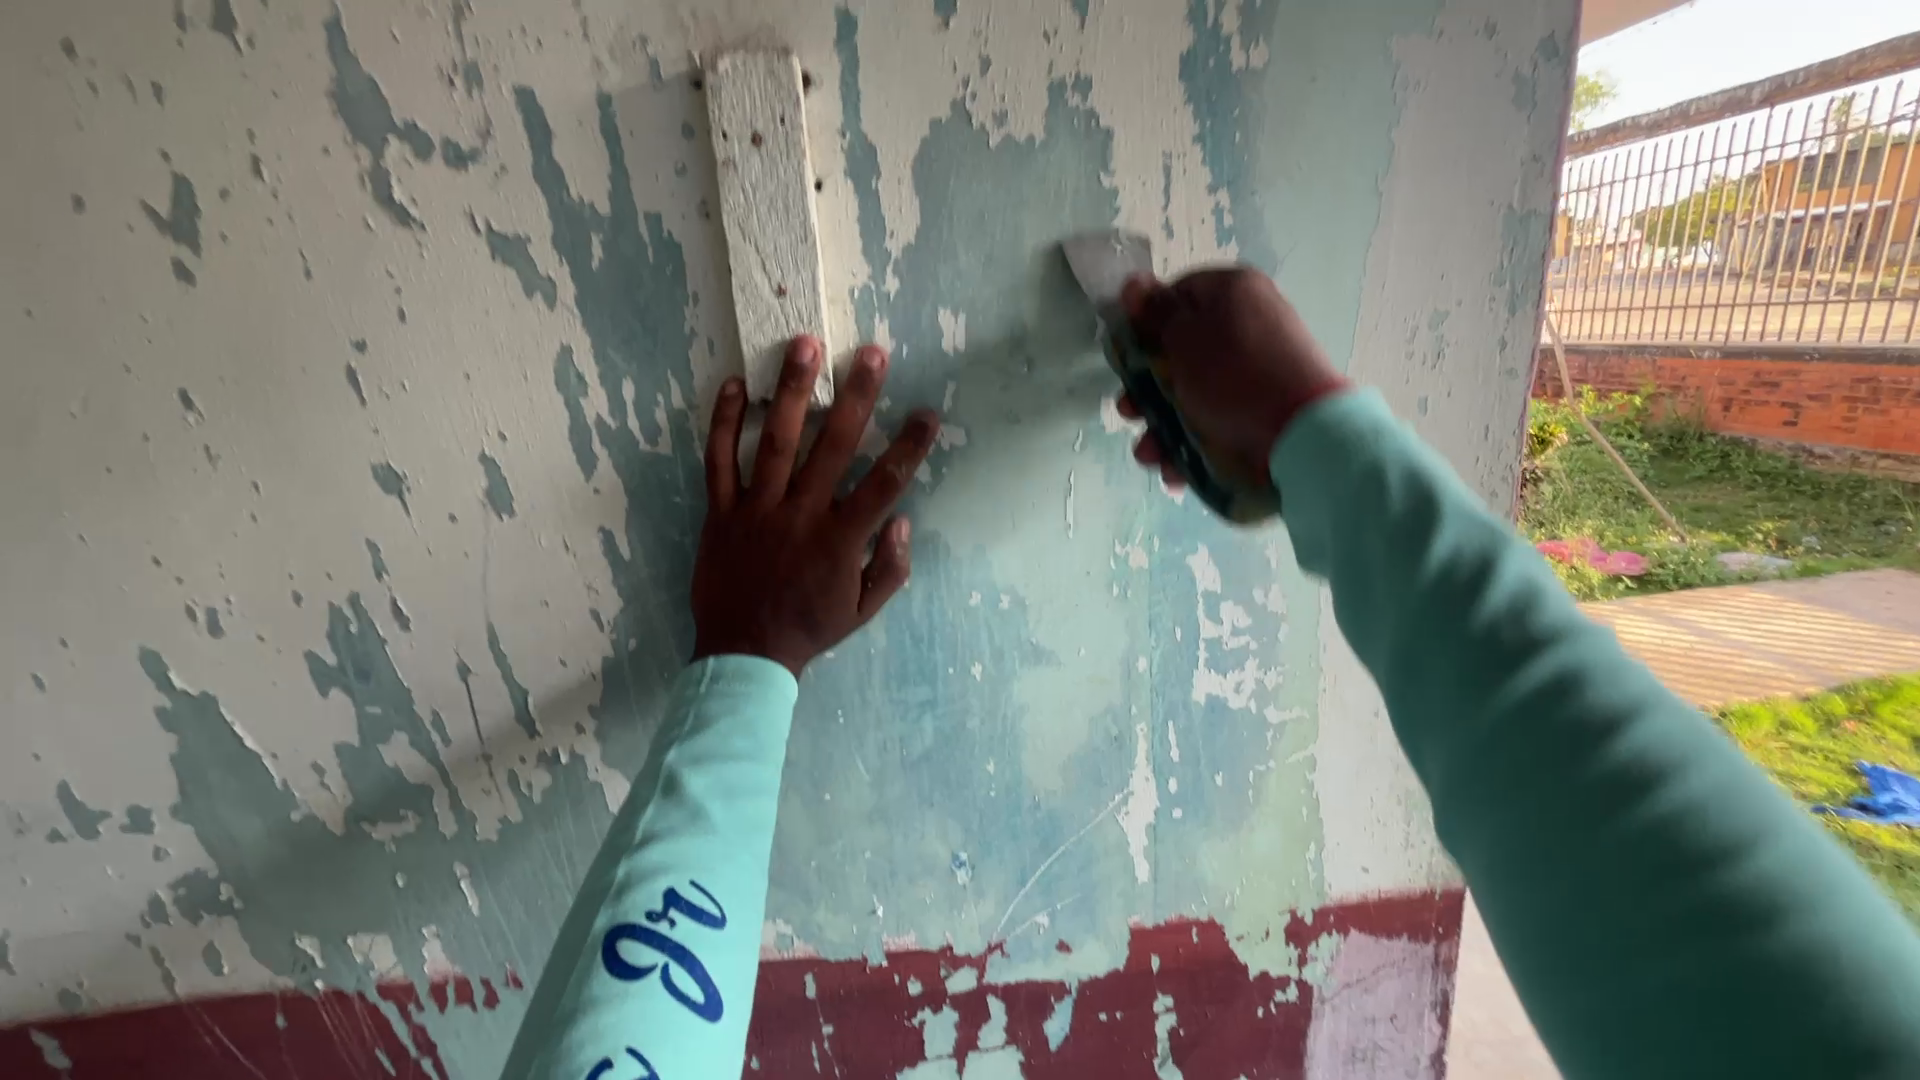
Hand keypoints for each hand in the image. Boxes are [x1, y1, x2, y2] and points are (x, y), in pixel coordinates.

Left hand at [691, 336, 939, 676]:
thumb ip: (890, 567)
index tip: (928, 413)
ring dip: (791, 392)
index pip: (884, 484)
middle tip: (871, 352)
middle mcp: (800, 515)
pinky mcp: (720, 512)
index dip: (909, 446)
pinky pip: (718, 461)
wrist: (743, 654)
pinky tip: (730, 386)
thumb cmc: (809, 628)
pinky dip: (722, 423)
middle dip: (856, 397)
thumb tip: (902, 520)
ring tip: (803, 346)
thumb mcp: (863, 610)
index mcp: (840, 540)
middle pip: (832, 447)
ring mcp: (756, 510)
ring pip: (774, 442)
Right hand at [1118, 268, 1348, 489]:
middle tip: (1130, 411)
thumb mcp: (1184, 339)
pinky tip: (1175, 470)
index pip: (1178, 294)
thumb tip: (1133, 283)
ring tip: (1150, 455)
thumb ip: (1155, 313)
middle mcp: (1246, 326)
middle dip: (1146, 390)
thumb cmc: (1232, 376)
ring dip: (1161, 428)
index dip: (1146, 325)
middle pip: (1179, 353)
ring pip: (1191, 395)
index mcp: (1232, 293)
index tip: (1128, 355)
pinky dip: (1190, 447)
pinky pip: (1214, 423)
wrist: (1299, 434)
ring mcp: (1255, 372)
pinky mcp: (1260, 411)